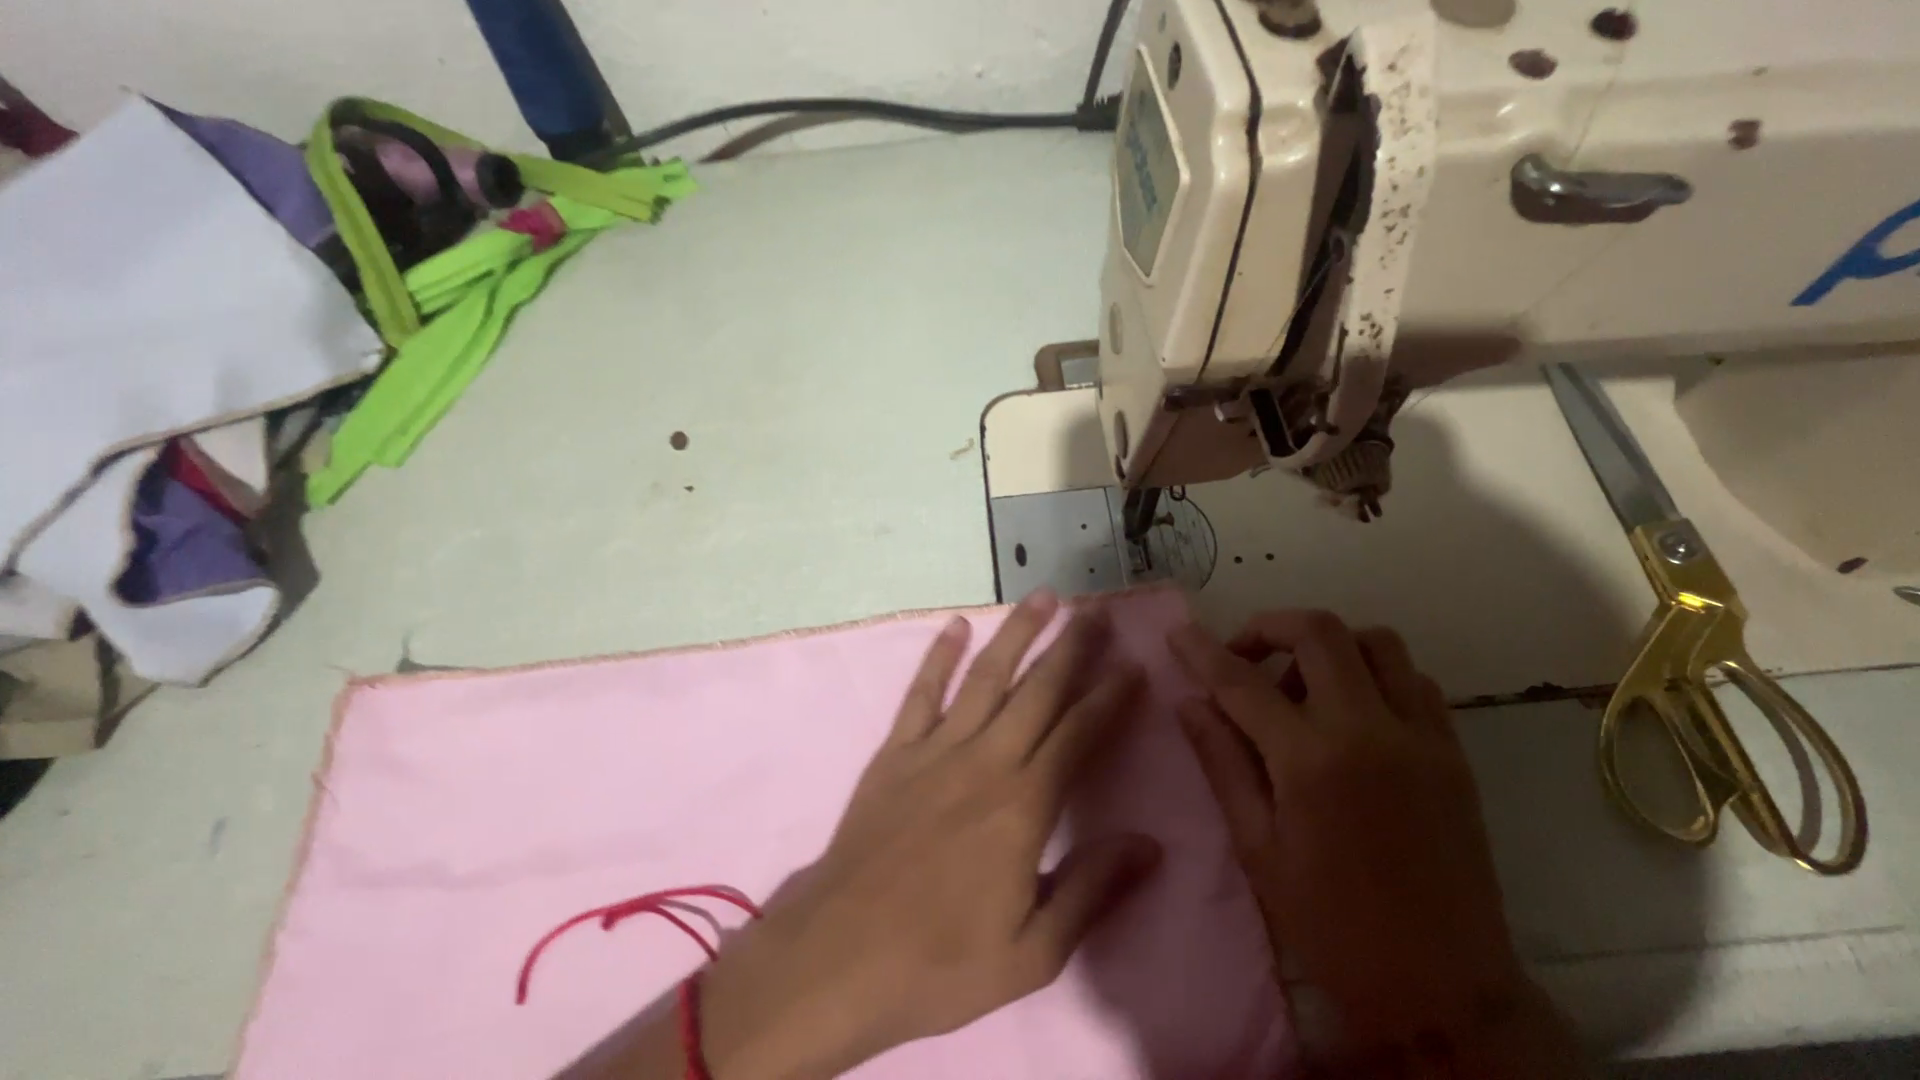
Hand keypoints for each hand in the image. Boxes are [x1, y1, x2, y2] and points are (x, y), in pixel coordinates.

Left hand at [699, 591, 1160, 1079]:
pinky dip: (938, 658)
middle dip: (1072, 649)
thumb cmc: (941, 963)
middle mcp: (984, 763)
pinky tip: (955, 626)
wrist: (837, 959)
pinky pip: (920, 695)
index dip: (1111, 699)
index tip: (1135, 667)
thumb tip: (1149, 844)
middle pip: (1038, 692)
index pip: (1080, 736)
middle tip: (1099, 612)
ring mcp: (933, 753)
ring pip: (985, 678)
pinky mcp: (892, 756)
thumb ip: (1092, 889)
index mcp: (1024, 806)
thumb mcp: (1034, 951)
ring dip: (1016, 634)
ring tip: (1044, 599)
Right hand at [1167, 611, 1522, 1049]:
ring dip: (1328, 647)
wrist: (1439, 984)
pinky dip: (1374, 675)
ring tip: (1300, 688)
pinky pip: (1414, 680)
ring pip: (1375, 642)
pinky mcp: (1453, 752)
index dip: (1203, 651)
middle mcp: (1370, 729)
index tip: (1179, 633)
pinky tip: (1352, 714)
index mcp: (1310, 760)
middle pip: (1319, 632)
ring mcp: (1421, 736)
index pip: (1242, 681)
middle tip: (1242, 659)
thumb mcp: (1257, 848)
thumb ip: (1223, 763)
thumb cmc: (1330, 924)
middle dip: (1269, 628)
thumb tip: (1190, 704)